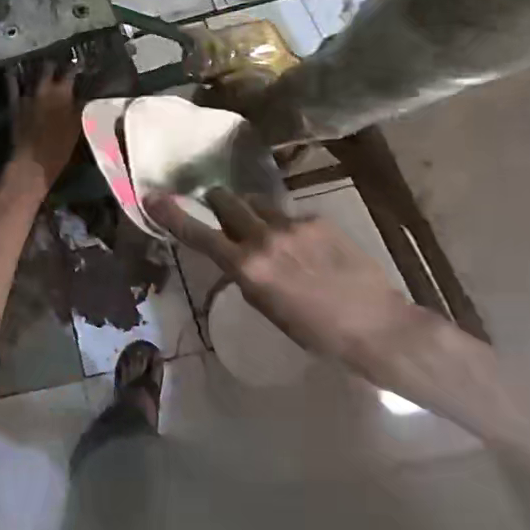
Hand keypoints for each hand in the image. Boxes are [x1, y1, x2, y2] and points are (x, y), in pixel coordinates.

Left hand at [7, 66, 80, 192]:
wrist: (33, 162)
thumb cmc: (61, 148)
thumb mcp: (78, 127)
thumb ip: (81, 108)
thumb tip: (85, 96)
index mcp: (64, 93)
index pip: (73, 71)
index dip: (77, 66)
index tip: (81, 64)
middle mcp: (46, 89)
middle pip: (51, 68)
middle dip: (56, 65)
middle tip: (60, 66)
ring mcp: (28, 94)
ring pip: (32, 74)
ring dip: (37, 70)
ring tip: (41, 67)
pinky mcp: (14, 103)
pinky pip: (12, 85)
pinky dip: (14, 77)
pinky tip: (14, 72)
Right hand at [150, 188, 431, 370]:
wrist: (375, 325)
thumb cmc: (316, 332)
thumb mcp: (268, 308)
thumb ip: (246, 276)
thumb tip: (237, 257)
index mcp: (247, 267)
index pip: (200, 234)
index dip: (172, 214)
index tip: (153, 197)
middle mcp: (265, 237)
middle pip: (227, 200)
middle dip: (220, 202)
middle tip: (223, 211)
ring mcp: (294, 224)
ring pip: (260, 204)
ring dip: (255, 213)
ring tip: (273, 235)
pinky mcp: (318, 220)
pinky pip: (291, 215)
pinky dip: (290, 227)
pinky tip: (310, 250)